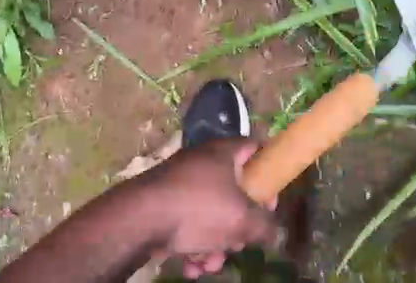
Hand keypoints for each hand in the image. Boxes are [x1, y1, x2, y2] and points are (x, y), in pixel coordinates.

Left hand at [129, 139, 280, 278]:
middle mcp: (204, 162)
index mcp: (224, 152)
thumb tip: (273, 231)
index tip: (270, 202)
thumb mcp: (242, 219)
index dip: (269, 174)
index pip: (255, 149)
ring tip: (209, 264)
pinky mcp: (167, 204)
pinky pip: (191, 224)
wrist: (142, 218)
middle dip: (238, 226)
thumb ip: (265, 225)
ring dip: (216, 245)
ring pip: (212, 215)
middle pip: (234, 192)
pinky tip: (191, 266)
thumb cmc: (198, 208)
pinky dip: (194, 246)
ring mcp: (184, 183)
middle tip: (237, 243)